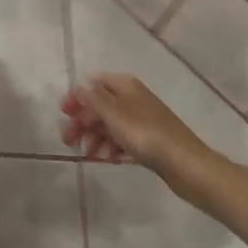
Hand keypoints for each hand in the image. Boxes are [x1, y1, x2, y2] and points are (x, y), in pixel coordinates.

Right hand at [60, 74, 211, 177]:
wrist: (185, 163)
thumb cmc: (145, 134)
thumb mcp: (114, 114)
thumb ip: (92, 99)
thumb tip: (79, 86)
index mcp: (124, 85)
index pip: (93, 83)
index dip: (77, 97)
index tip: (63, 115)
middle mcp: (132, 98)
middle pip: (100, 105)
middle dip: (83, 121)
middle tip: (69, 141)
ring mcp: (141, 119)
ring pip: (110, 124)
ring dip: (95, 137)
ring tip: (88, 155)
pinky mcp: (148, 140)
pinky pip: (122, 139)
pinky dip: (112, 147)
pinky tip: (108, 160)